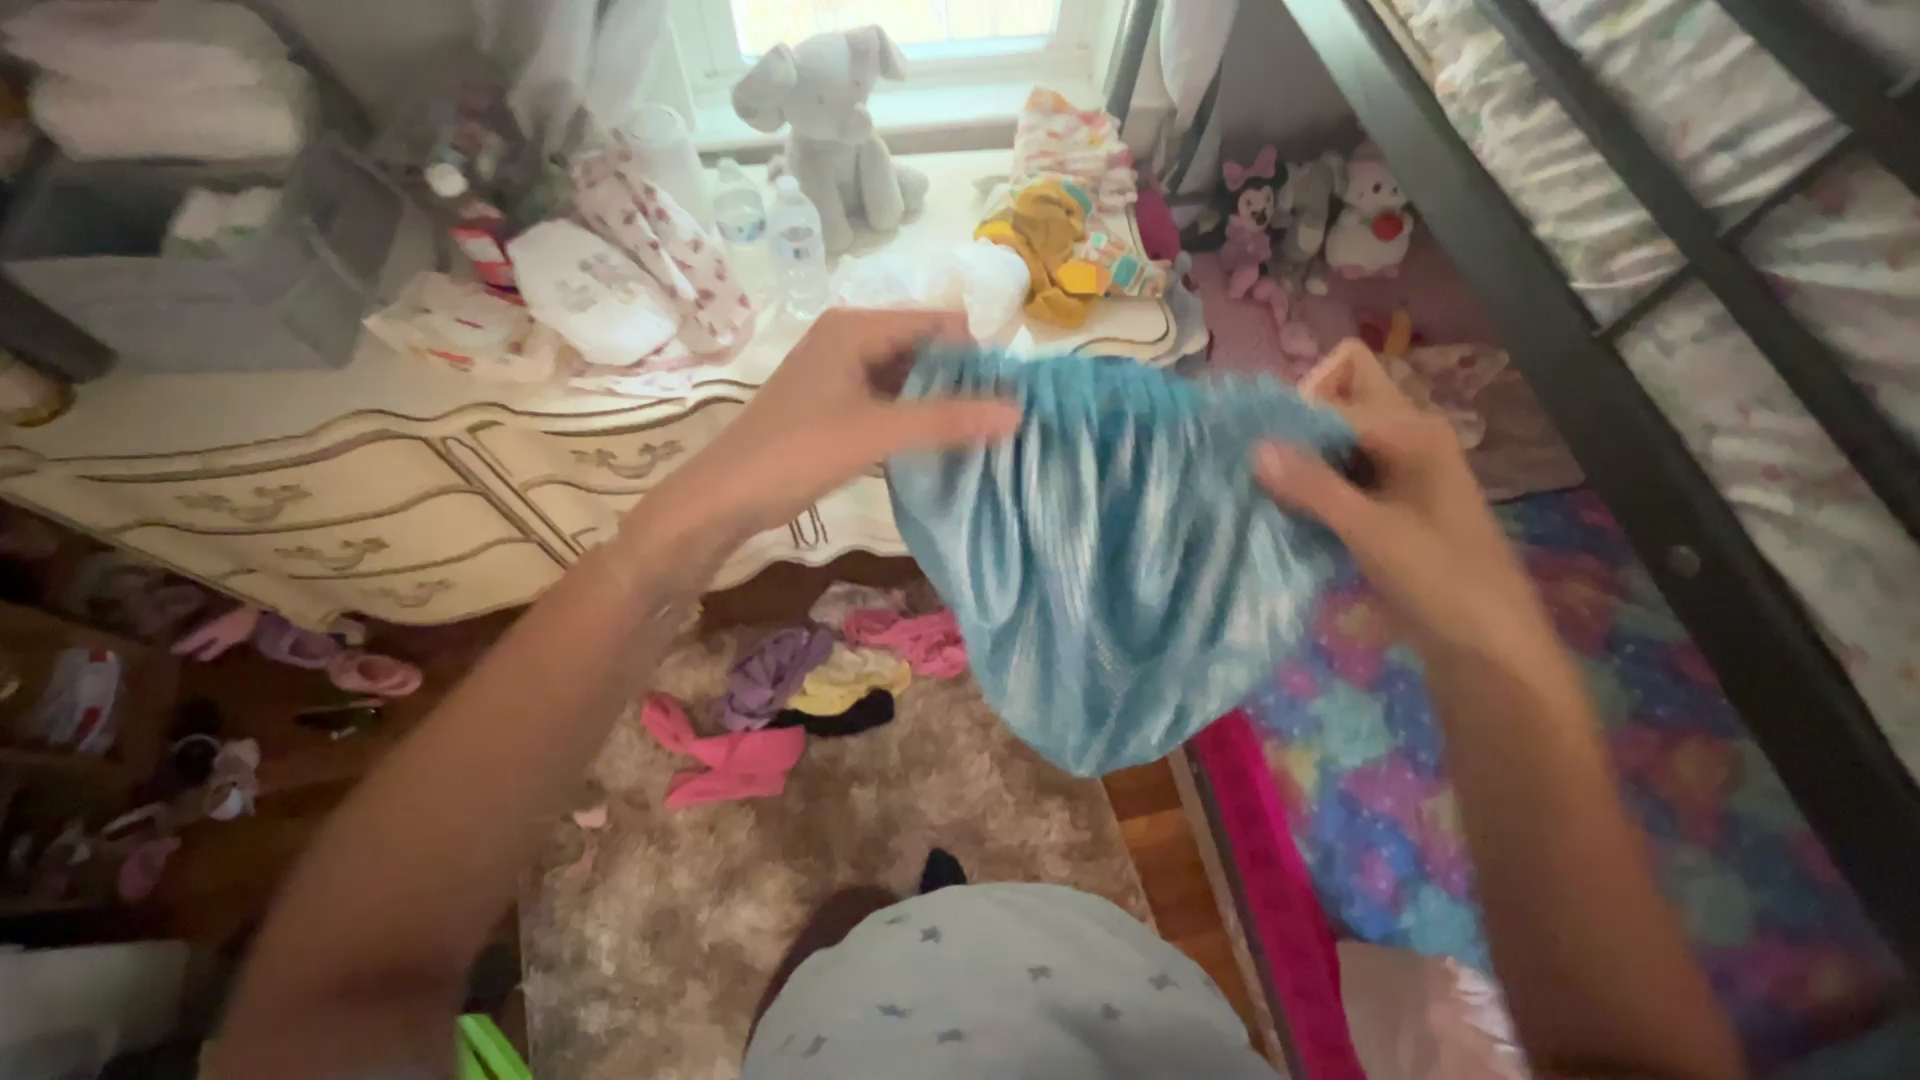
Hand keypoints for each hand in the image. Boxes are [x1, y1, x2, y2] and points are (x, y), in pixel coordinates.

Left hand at [637, 308, 1018, 541]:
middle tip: (1002, 420)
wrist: (726, 496)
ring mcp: (841, 372)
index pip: (939, 324)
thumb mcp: (877, 433)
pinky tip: (942, 444)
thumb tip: (1017, 412)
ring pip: (909, 377)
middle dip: (963, 380)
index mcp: (856, 327)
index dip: (978, 355)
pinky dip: (916, 417)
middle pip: (926, 348)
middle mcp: (849, 338)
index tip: (1011, 395)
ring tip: (982, 434)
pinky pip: (890, 399)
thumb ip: (947, 420)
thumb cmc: (797, 452)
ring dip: (942, 402)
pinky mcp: (836, 404)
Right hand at [1253, 340, 1552, 660]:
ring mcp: (1393, 474)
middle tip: (1255, 461)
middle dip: (1294, 424)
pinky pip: (1334, 478)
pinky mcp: (1381, 507)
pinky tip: (1279, 511)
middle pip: (1338, 402)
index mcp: (1415, 432)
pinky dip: (1306, 487)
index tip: (1248, 449)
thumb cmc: (1443, 583)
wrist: (1488, 649)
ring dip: (1296, 458)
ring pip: (1332, 442)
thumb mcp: (1373, 533)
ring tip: (1255, 485)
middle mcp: (1405, 440)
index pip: (1335, 395)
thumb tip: (1254, 447)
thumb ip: (1314, 488)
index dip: (1292, 415)